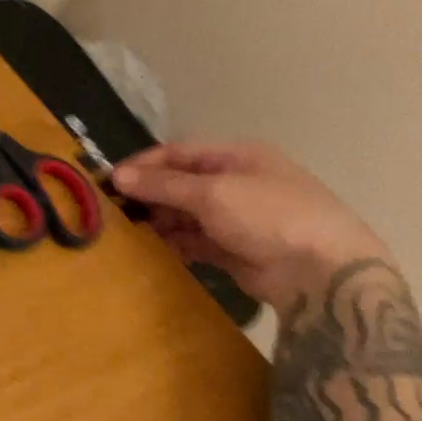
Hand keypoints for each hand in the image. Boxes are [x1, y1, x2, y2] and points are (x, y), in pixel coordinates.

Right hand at [113, 141, 389, 312]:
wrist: (315, 267)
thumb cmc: (269, 216)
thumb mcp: (213, 193)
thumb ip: (164, 185)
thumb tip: (118, 175)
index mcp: (236, 157)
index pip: (178, 153)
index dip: (142, 165)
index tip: (106, 183)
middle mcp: (232, 182)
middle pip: (177, 183)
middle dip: (144, 195)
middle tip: (109, 213)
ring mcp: (230, 216)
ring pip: (179, 213)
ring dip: (153, 221)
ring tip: (122, 234)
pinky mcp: (226, 246)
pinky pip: (188, 240)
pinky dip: (168, 243)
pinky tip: (147, 250)